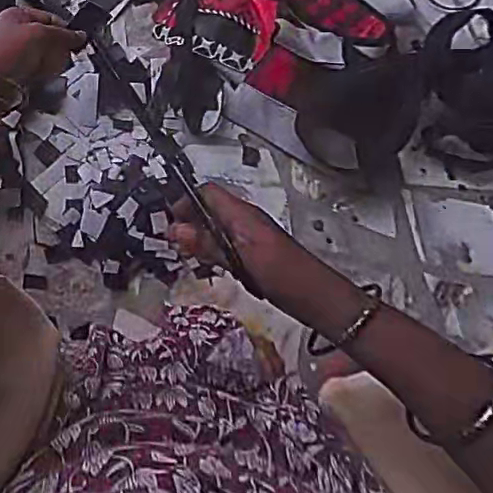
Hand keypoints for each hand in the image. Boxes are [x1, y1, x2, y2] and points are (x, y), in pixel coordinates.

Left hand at [0, 6, 86, 86]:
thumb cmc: (4, 54)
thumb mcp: (42, 35)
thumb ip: (64, 34)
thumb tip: (78, 36)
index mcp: (15, 15)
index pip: (50, 18)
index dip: (65, 29)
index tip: (75, 39)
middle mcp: (11, 32)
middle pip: (47, 39)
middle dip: (56, 48)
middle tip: (62, 55)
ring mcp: (11, 54)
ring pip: (43, 58)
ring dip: (50, 63)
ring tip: (48, 68)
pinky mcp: (13, 74)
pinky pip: (36, 73)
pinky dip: (41, 76)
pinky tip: (40, 78)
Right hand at [167, 183, 293, 276]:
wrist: (321, 301)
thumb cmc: (286, 277)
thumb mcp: (239, 261)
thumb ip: (208, 244)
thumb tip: (176, 230)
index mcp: (242, 214)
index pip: (205, 192)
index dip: (184, 202)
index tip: (171, 222)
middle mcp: (245, 219)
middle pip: (207, 209)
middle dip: (188, 223)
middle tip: (177, 244)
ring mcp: (250, 235)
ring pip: (215, 227)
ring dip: (199, 239)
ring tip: (191, 256)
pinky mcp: (254, 251)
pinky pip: (225, 242)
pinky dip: (213, 251)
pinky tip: (211, 266)